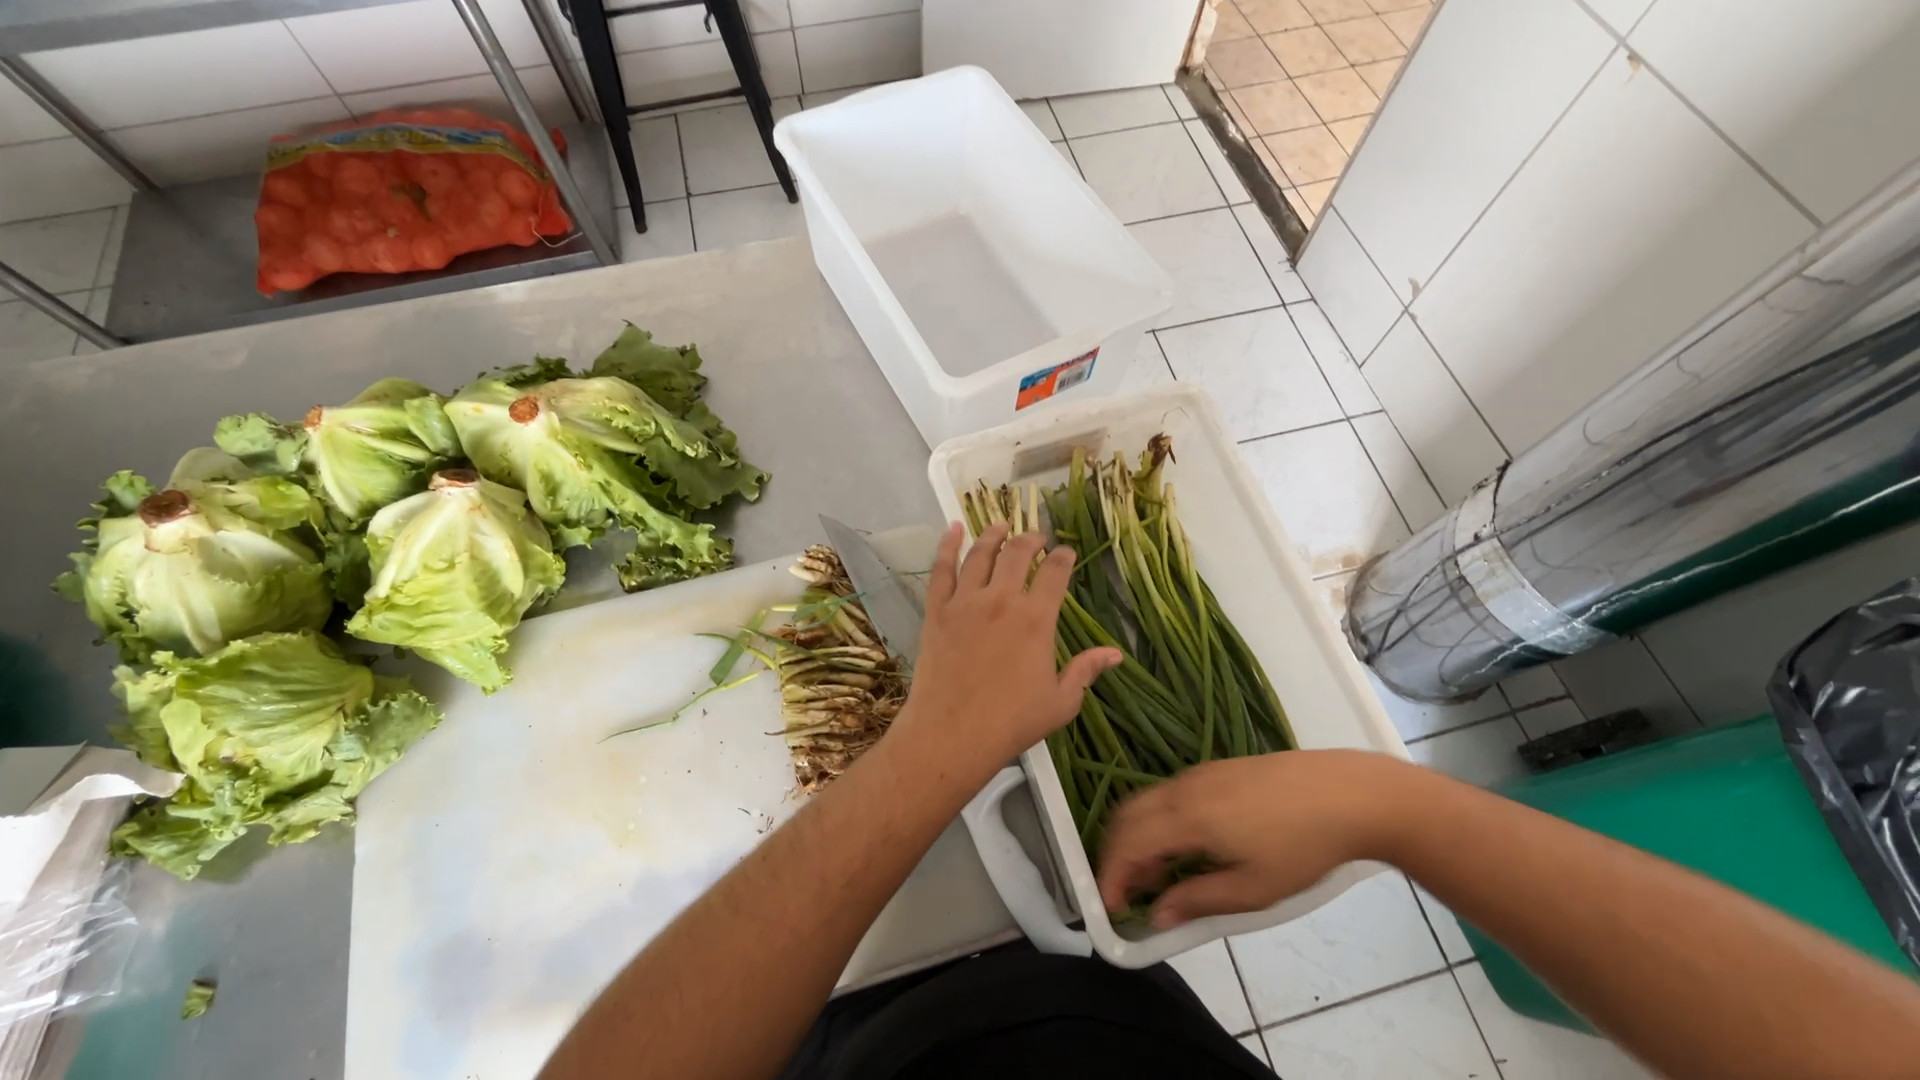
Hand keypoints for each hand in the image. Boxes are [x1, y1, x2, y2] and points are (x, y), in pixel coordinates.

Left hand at [899, 522, 1121, 776]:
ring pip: (980, 555)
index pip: (1055, 574)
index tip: (1066, 552)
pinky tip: (952, 530)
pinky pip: (941, 570)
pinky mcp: (937, 612)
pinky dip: (947, 546)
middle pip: (1018, 554)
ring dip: (994, 535)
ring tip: (1002, 525)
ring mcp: (965, 603)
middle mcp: (1002, 600)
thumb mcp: (1061, 702)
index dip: (1063, 558)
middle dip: (1032, 539)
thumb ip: (1085, 671)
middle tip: (1038, 536)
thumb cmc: (1012, 722)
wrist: (952, 734)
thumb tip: (1114, 653)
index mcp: (1037, 619)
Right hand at [1097, 750, 1420, 928]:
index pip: (1128, 843)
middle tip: (1130, 893)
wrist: (1350, 794)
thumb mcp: (1253, 889)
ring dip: (1138, 837)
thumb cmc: (1302, 847)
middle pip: (1127, 816)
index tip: (1111, 907)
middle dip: (1117, 854)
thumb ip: (1199, 901)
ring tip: (1160, 875)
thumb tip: (1157, 916)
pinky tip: (1187, 845)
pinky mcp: (1217, 768)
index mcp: (1187, 818)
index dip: (1112, 875)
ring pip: (1146, 801)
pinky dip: (1158, 820)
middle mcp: (1183, 788)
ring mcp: (1200, 774)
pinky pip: (1168, 793)